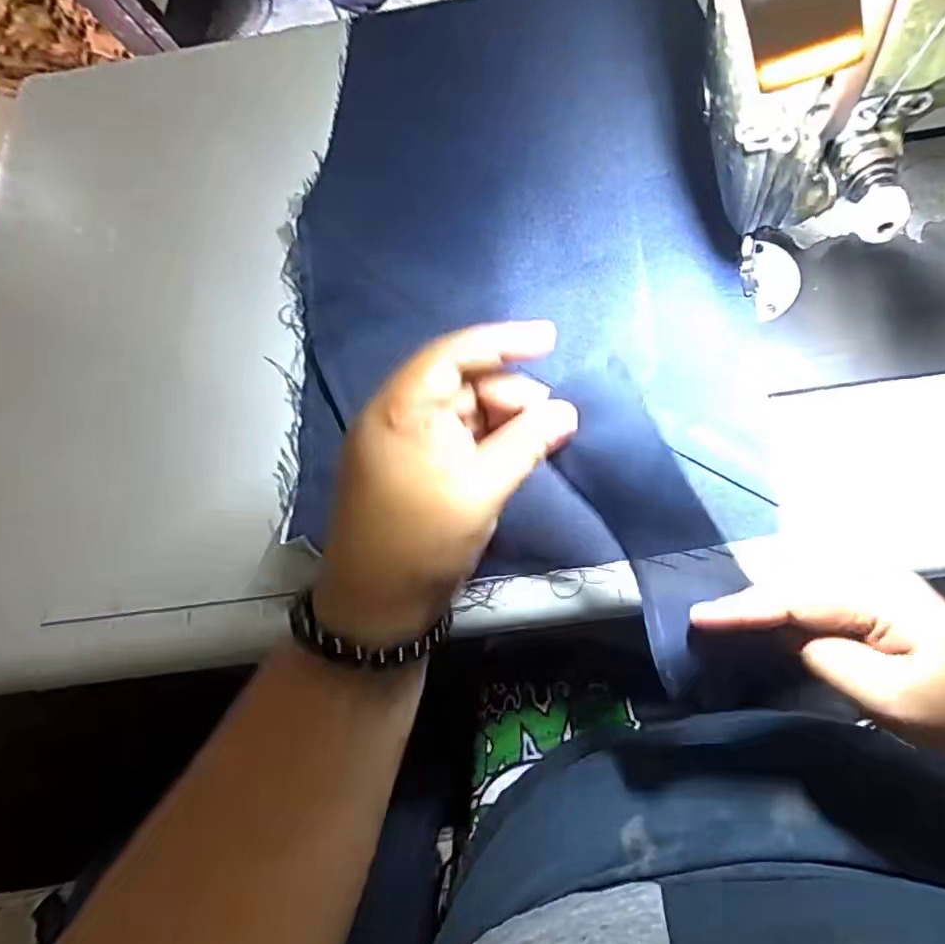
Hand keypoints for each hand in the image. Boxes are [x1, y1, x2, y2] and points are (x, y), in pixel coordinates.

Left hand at [315, 321, 577, 645]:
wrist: (377, 604)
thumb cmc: (423, 541)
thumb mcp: (482, 489)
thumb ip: (527, 444)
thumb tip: (567, 412)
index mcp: (402, 410)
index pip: (453, 355)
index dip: (503, 341)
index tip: (550, 339)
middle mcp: (400, 416)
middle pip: (465, 383)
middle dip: (514, 394)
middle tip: (556, 422)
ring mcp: (408, 442)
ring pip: (469, 411)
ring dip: (509, 420)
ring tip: (545, 440)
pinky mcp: (420, 467)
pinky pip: (464, 437)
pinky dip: (496, 440)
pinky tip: (524, 450)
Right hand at [690, 570, 944, 753]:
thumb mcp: (893, 696)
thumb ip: (833, 660)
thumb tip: (790, 639)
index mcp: (879, 594)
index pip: (798, 598)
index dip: (746, 608)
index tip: (699, 618)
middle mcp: (873, 580)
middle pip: (795, 587)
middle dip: (747, 603)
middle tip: (699, 622)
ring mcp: (875, 592)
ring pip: (803, 594)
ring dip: (763, 608)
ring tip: (718, 622)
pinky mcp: (874, 610)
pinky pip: (818, 606)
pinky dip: (785, 617)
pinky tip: (762, 627)